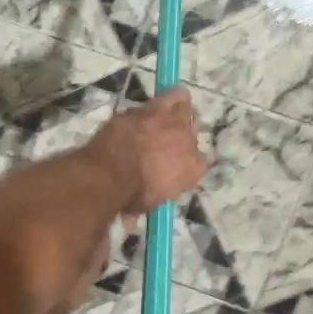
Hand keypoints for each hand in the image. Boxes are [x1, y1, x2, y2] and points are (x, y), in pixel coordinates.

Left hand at [83, 90, 208, 216]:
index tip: (173, 163)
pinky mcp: (152, 110)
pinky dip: (172, 96)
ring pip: (186, 110)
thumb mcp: (143, 205)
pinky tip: (174, 93)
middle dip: (182, 135)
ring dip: (181, 110)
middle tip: (168, 138)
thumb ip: (144, 202)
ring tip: (178, 108)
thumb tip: (130, 220)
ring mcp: (172, 124)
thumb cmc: (130, 195)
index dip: (186, 161)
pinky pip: (171, 97)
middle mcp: (189, 145)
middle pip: (193, 133)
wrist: (113, 173)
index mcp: (192, 171)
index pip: (200, 163)